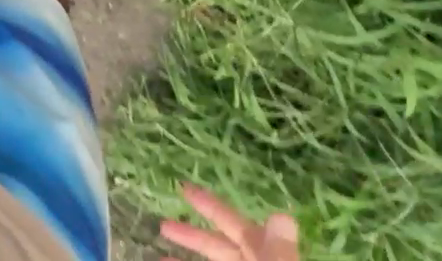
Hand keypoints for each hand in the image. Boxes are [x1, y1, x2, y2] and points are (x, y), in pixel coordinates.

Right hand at [160, 185, 298, 260]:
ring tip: (158, 249)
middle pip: (219, 246)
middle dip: (191, 233)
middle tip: (162, 224)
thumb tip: (283, 215)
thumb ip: (277, 252)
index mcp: (266, 255)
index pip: (235, 225)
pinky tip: (162, 260)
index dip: (210, 205)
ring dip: (186, 254)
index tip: (183, 187)